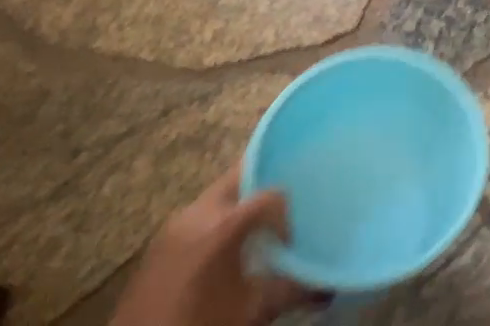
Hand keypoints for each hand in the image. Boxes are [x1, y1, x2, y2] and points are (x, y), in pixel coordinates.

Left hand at [111, 164, 324, 325]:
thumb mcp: (252, 311)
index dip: (287, 212)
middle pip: (241, 179)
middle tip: (284, 211)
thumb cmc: (201, 324)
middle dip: (265, 188)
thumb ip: (293, 290)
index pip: (270, 194)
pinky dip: (219, 221)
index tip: (292, 238)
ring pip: (219, 196)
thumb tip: (330, 287)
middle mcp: (197, 213)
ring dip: (241, 206)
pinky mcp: (159, 240)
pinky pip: (200, 215)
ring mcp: (174, 224)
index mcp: (223, 225)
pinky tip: (226, 251)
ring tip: (257, 234)